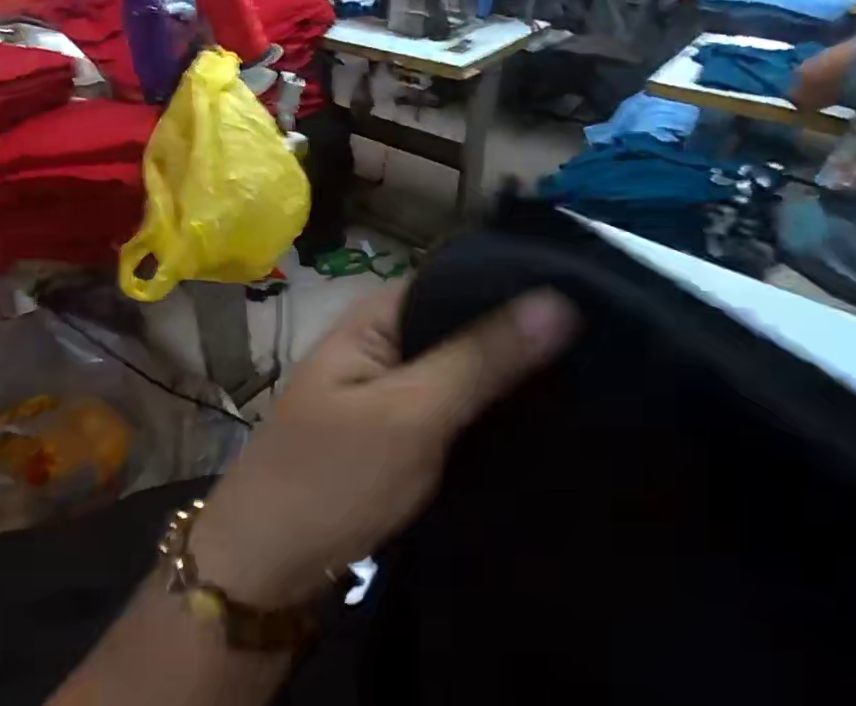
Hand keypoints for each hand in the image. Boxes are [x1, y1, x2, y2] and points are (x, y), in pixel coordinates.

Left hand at [189, 285, 577, 608]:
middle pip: (466, 321)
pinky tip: (537, 409)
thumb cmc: (331, 481)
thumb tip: (558, 300)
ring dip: (509, 372)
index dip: (516, 284)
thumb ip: (483, 356)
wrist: (263, 578)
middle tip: (592, 338)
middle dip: (519, 332)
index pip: (461, 277)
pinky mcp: (405, 426)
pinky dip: (490, 405)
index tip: (582, 296)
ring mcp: (396, 385)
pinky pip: (459, 402)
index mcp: (381, 315)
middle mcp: (389, 339)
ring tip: (580, 368)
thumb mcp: (413, 414)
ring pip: (466, 365)